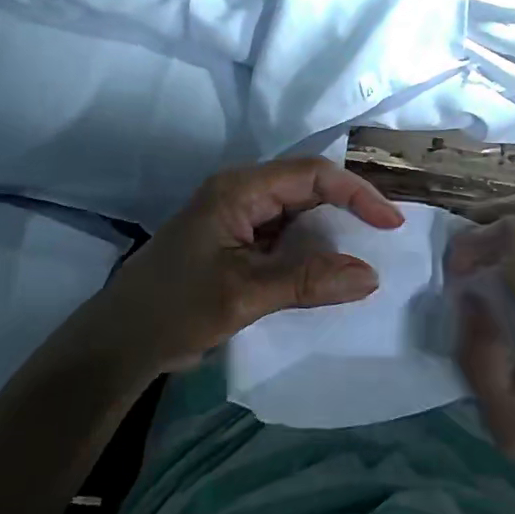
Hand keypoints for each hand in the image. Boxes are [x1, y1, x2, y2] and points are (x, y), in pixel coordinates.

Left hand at [85, 158, 404, 373]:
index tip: (392, 225)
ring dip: (330, 235)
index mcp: (238, 190)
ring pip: (297, 216)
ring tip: (369, 258)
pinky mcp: (235, 245)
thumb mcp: (243, 294)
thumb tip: (370, 275)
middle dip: (347, 211)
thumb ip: (306, 280)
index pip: (310, 175)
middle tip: (387, 242)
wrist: (122, 339)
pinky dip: (310, 255)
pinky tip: (331, 277)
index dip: (355, 194)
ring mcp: (237, 220)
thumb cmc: (174, 307)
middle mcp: (240, 195)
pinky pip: (283, 239)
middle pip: (306, 190)